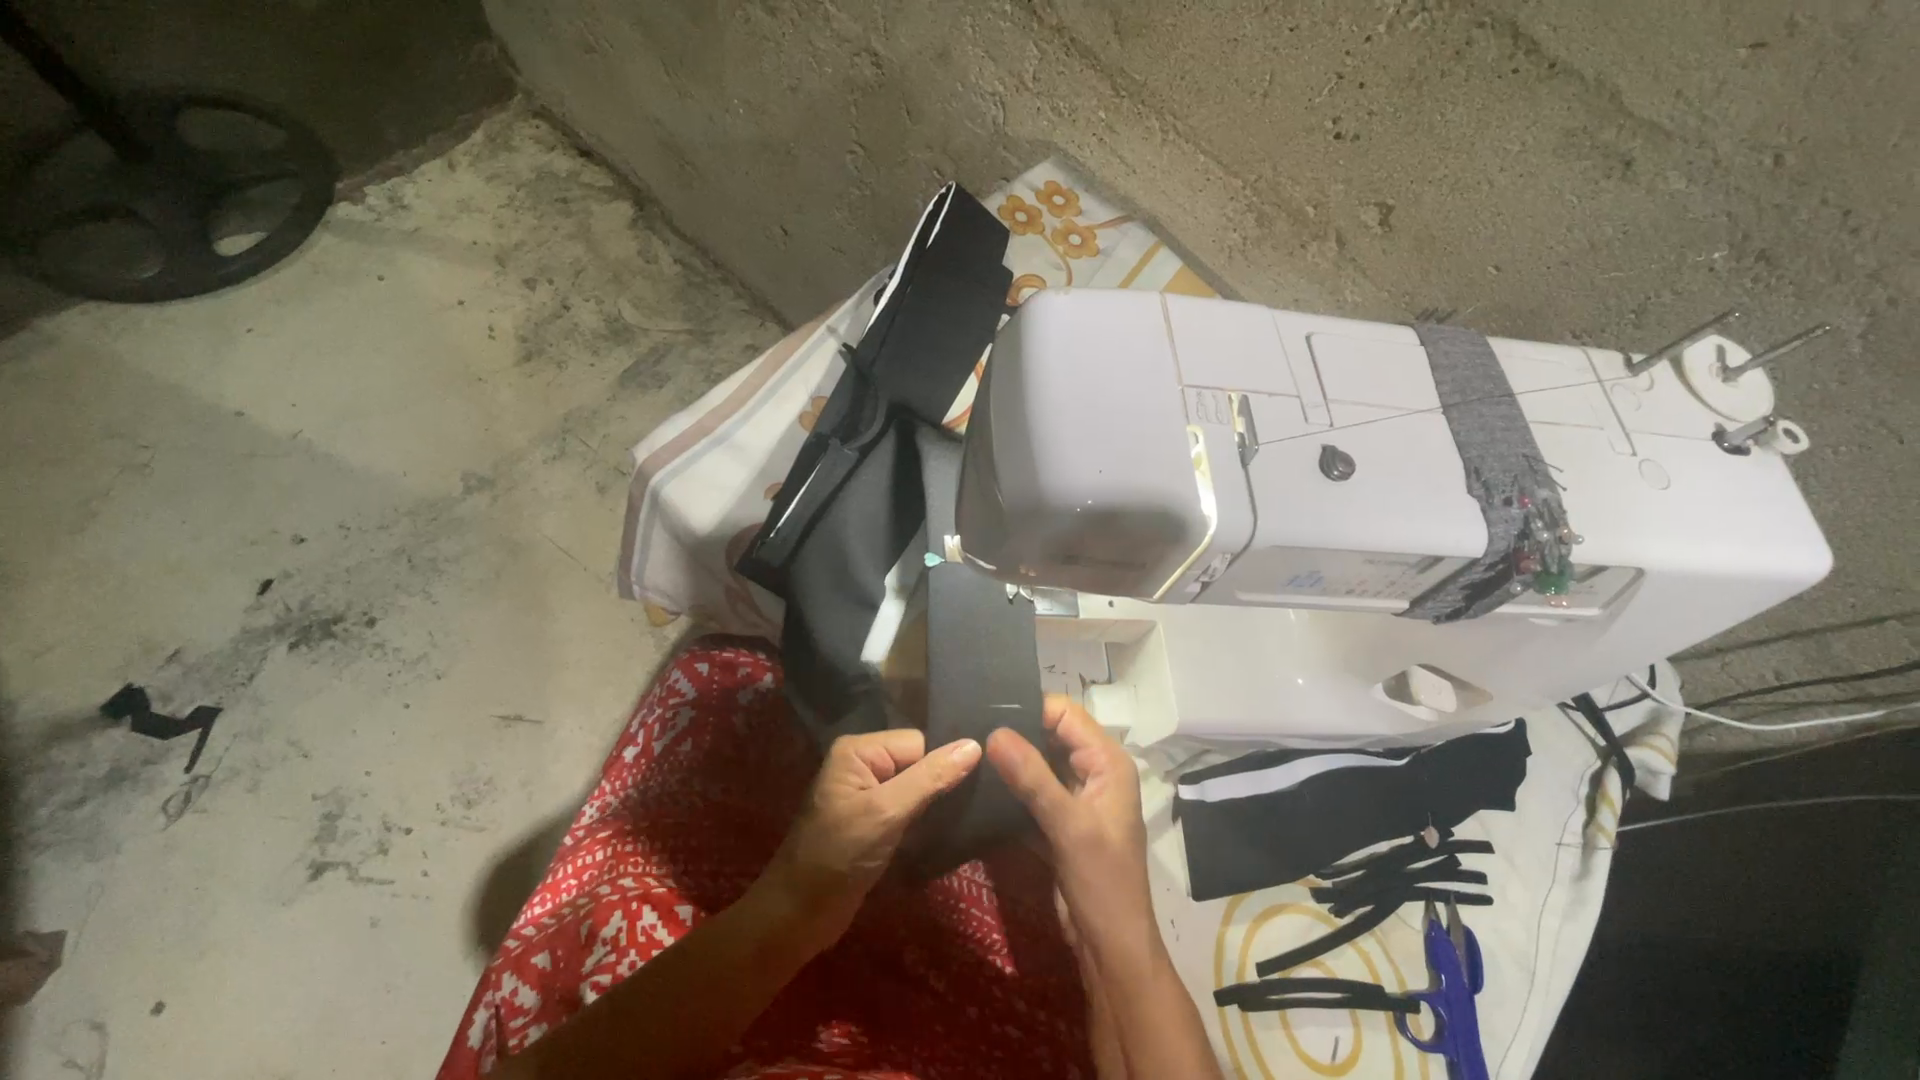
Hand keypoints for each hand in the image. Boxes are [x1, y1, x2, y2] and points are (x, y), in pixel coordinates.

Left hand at [760, 730, 982, 946]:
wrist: (799, 915)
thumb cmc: (838, 856)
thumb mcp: (886, 813)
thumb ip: (930, 778)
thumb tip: (975, 745)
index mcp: (858, 750)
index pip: (918, 742)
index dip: (938, 766)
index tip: (963, 791)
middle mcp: (862, 765)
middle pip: (919, 762)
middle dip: (937, 786)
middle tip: (964, 810)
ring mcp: (867, 795)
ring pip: (917, 788)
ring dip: (933, 806)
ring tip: (956, 823)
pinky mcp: (874, 823)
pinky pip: (909, 809)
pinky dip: (923, 822)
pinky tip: (939, 834)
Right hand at [986, 696, 1151, 945]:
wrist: (1111, 946)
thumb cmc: (1102, 880)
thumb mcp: (1068, 826)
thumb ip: (1032, 778)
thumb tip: (994, 732)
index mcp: (1108, 763)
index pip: (1066, 714)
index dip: (1029, 709)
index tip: (984, 712)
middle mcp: (1094, 773)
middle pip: (1050, 735)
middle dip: (1014, 733)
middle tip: (967, 731)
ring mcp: (1076, 799)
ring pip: (1038, 765)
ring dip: (1009, 763)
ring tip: (966, 754)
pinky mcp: (1059, 824)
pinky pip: (1031, 794)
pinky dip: (1009, 792)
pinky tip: (977, 788)